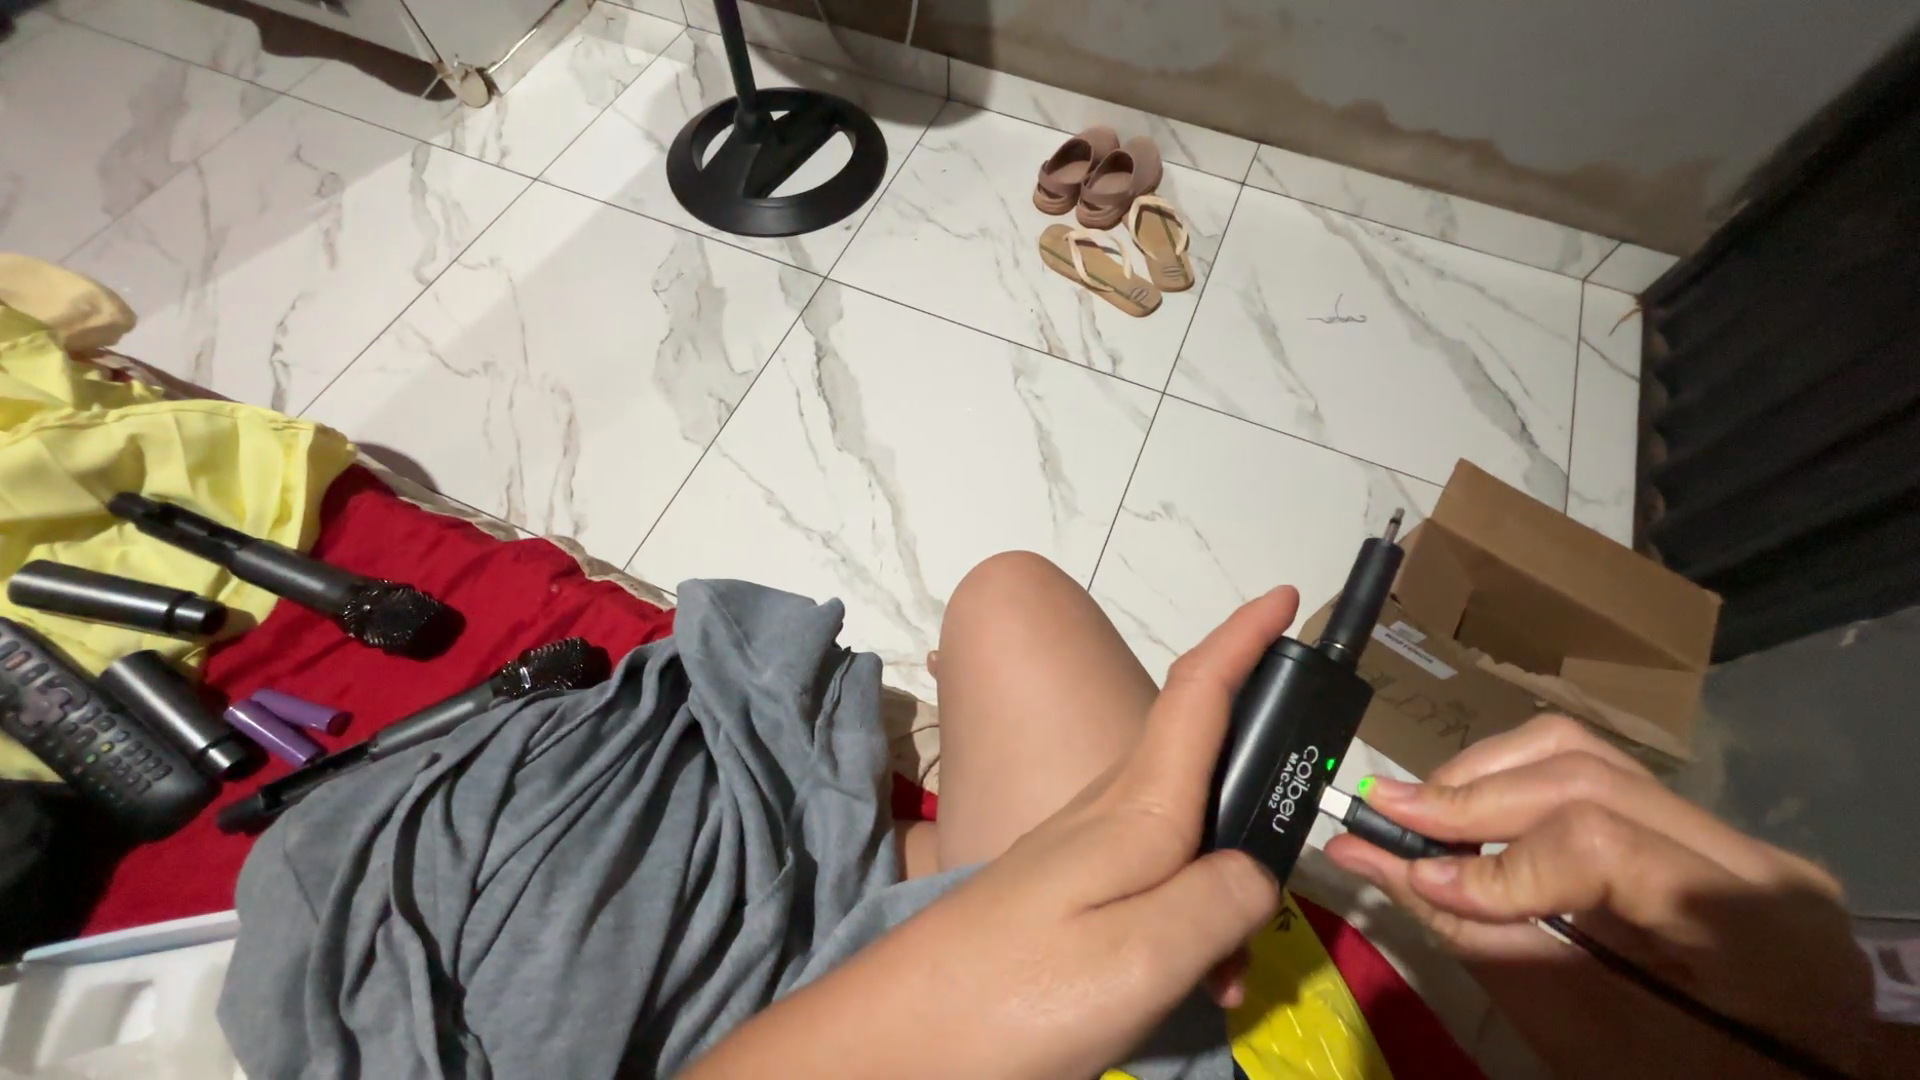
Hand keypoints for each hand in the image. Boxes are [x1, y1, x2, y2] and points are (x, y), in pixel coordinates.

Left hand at [687, 588, 1296, 1079]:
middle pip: (1204, 758)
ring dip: (1226, 889)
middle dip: (1261, 791)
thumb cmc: (1018, 987)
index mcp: (1134, 809)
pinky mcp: (1075, 881)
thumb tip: (1254, 868)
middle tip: (1283, 870)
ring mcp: (1088, 843)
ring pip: (1189, 832)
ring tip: (1221, 981)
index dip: (1243, 639)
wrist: (911, 1026)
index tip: (1284, 596)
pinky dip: (1193, 921)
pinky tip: (1188, 982)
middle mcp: (1111, 808)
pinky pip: (1161, 875)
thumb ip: (1215, 904)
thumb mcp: (1138, 958)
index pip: (1197, 696)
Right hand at [1324, 715, 1875, 1078]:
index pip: (1606, 845)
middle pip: (1580, 776)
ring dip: (1477, 775)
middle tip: (1383, 814)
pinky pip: (1576, 765)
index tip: (1420, 880)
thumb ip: (1465, 931)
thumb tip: (1357, 852)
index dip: (1500, 860)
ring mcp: (1717, 827)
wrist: (1758, 1079)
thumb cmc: (1671, 1076)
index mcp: (1759, 934)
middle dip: (1467, 795)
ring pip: (1572, 749)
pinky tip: (1468, 811)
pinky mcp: (1675, 815)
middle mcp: (1750, 857)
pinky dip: (1501, 778)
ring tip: (1421, 812)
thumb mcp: (1571, 1031)